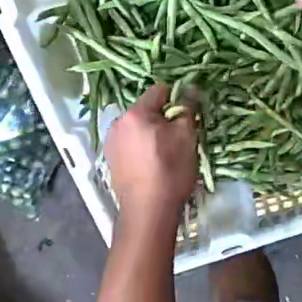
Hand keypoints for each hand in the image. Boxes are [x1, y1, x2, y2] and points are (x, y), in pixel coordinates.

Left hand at [105, 85, 198, 221]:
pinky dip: (143, 148)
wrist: (148, 211)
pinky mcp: (111, 161)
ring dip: (153, 134)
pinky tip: (153, 165)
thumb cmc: (170, 170)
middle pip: (147, 110)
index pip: (159, 91)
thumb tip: (190, 90)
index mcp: (135, 113)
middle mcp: (117, 123)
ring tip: (167, 154)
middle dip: (164, 118)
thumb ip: (188, 108)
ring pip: (138, 128)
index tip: (189, 115)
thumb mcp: (186, 135)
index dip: (177, 98)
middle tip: (181, 137)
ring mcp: (111, 143)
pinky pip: (131, 144)